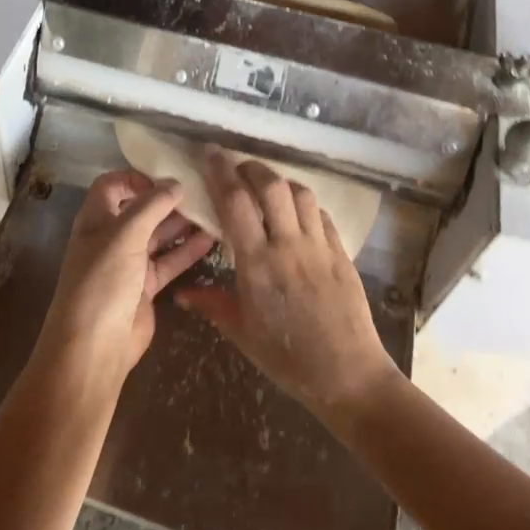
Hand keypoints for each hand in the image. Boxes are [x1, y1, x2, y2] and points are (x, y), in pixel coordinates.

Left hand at [37, 171, 216, 385]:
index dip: (136, 178)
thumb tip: (176, 183)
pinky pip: (168, 262)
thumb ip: (151, 206)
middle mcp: (110, 237)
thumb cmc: (102, 282)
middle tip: (201, 191)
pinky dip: (187, 251)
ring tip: (212, 211)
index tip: (167, 177)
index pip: (112, 185)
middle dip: (166, 200)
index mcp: (95, 219)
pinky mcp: (145, 287)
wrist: (95, 347)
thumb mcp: (124, 235)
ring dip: (181, 224)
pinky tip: (212, 239)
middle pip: (140, 209)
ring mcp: (128, 263)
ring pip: (158, 235)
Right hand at [175, 152, 401, 419]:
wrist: (348, 375)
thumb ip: (212, 304)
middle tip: (237, 167)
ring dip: (280, 182)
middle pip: (270, 186)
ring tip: (266, 186)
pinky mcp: (342, 254)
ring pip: (300, 194)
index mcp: (257, 263)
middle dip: (251, 167)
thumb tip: (181, 293)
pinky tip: (297, 212)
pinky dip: (305, 205)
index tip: (211, 155)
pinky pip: (321, 216)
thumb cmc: (288, 358)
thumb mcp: (242, 333)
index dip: (221, 172)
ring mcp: (319, 247)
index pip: (235, 202)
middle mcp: (288, 246)